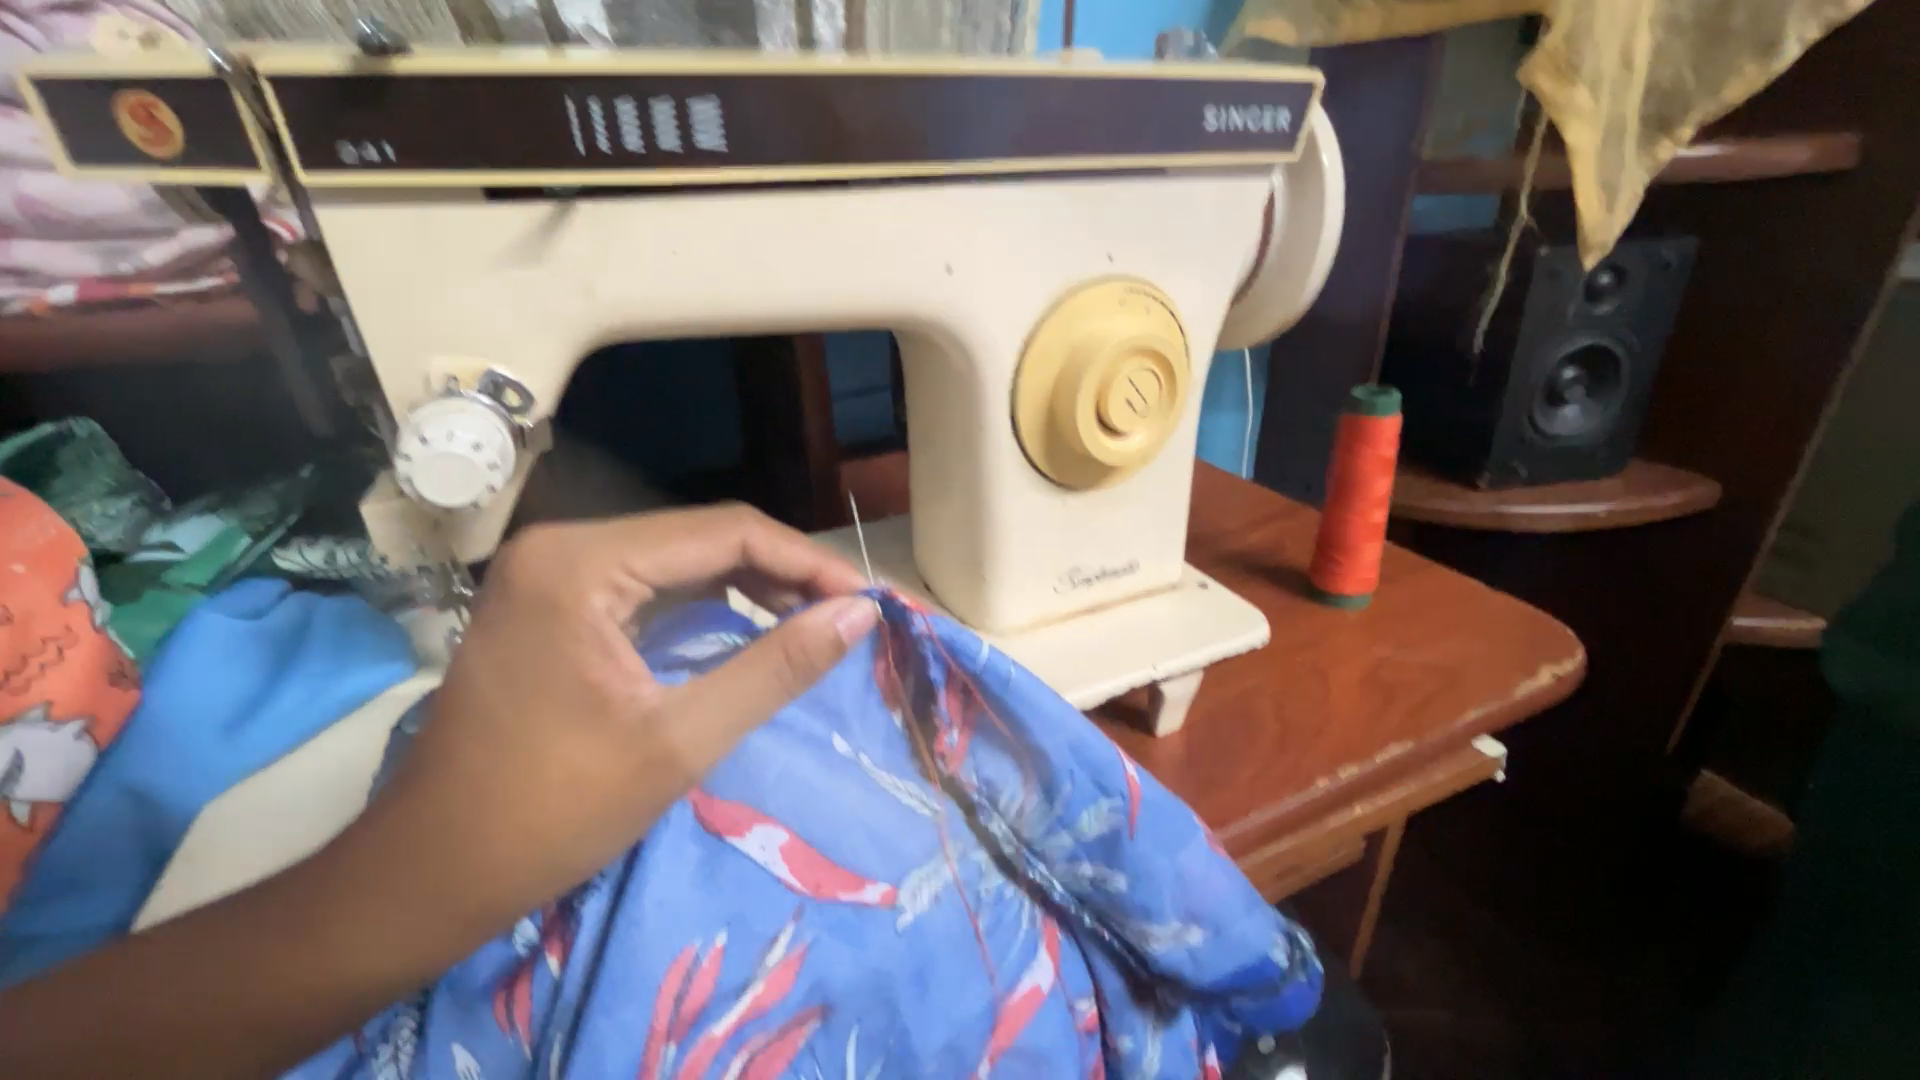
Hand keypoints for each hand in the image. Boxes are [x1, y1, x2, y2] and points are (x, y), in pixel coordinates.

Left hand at [343, 503, 877, 951]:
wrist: (428, 875)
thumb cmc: (551, 812)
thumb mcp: (679, 741)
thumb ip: (776, 668)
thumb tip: (860, 614)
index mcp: (582, 563)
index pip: (726, 532)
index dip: (808, 562)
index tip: (869, 600)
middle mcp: (564, 546)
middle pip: (704, 537)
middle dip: (784, 573)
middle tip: (851, 614)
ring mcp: (552, 572)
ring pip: (681, 559)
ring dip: (752, 586)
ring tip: (816, 620)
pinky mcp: (554, 602)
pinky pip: (651, 585)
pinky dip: (709, 604)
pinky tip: (752, 626)